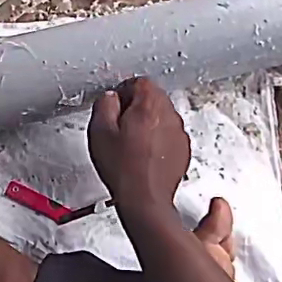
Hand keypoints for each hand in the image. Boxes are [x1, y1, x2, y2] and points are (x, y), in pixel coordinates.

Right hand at [87, 77, 189, 219]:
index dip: (123, 90)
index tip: (115, 103)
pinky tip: (142, 154)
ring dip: (148, 123)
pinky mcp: (183, 150)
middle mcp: (168, 116)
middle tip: (120, 124)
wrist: (144, 199)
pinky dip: (158, 139)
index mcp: (148, 107)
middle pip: (154, 97)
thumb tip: (110, 97)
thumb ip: (104, 105)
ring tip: (130, 143)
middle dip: (137, 106)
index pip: (139, 82)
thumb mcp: (99, 132)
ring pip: (163, 116)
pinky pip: (169, 135)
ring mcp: (178, 134)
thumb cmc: (123, 169)